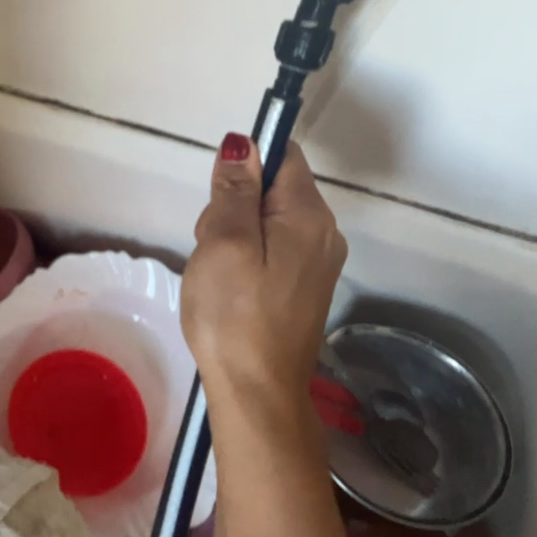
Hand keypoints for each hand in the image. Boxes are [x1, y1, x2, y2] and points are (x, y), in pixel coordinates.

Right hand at [180, 135, 347, 407]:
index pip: (283, 155)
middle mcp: (324, 233)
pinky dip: (244, 256)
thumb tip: (244, 143)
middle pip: (272, 188)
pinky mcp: (302, 285)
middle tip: (212, 245)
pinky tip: (229, 285)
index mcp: (309, 216)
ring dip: (233, 233)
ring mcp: (316, 262)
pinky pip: (270, 247)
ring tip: (218, 270)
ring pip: (266, 219)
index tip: (218, 201)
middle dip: (233, 204)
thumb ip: (234, 190)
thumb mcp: (224, 242)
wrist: (256, 392)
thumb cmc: (234, 314)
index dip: (245, 163)